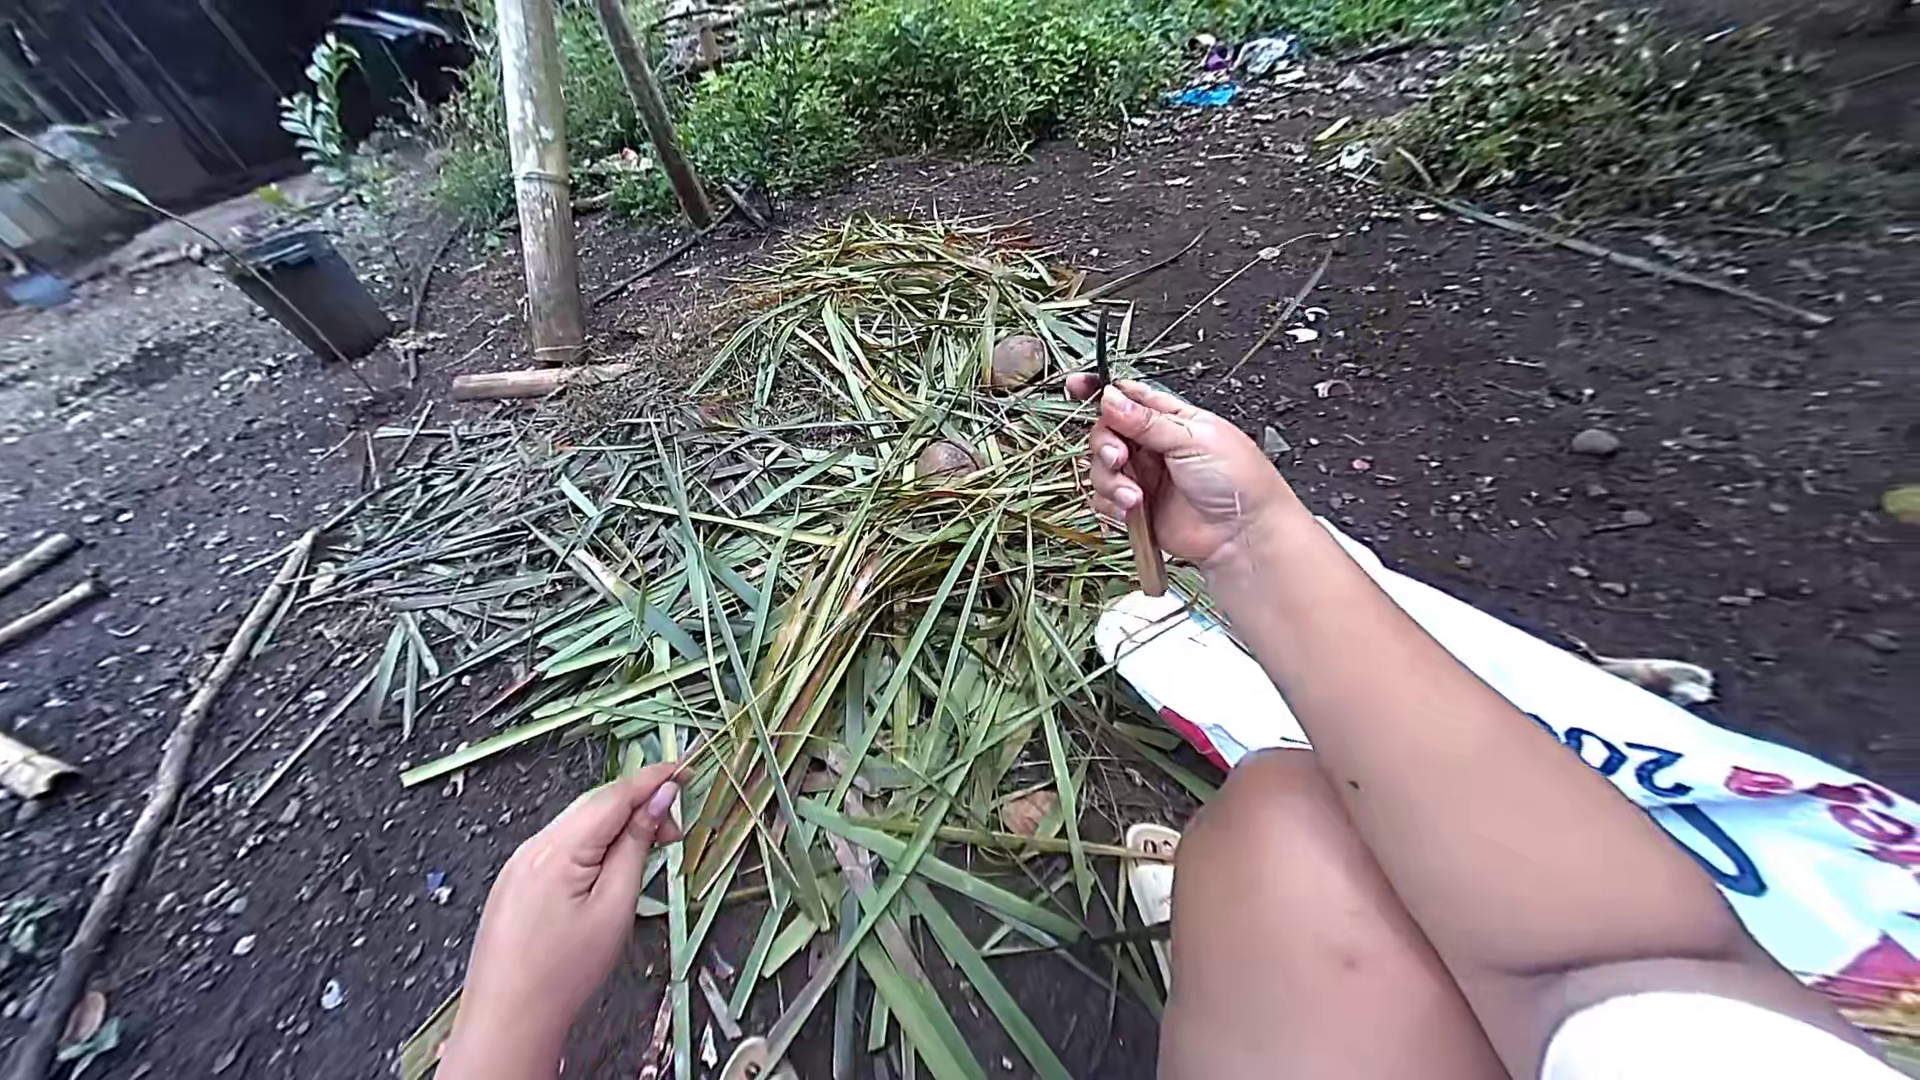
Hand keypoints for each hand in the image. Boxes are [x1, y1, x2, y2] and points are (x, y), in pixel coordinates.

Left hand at [439, 764, 683, 1079]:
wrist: (505, 1029)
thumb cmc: (564, 974)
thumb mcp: (616, 903)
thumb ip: (638, 842)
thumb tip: (661, 797)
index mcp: (556, 851)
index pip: (615, 794)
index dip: (654, 778)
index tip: (685, 771)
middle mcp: (532, 847)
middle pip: (598, 803)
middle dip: (641, 804)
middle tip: (674, 830)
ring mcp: (520, 862)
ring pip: (582, 819)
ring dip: (621, 822)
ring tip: (650, 846)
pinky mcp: (517, 879)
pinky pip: (565, 840)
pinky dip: (597, 838)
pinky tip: (615, 858)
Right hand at [1066, 375, 1301, 575]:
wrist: (1240, 534)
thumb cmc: (1237, 480)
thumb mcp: (1193, 438)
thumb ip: (1146, 420)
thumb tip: (1110, 398)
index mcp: (1168, 419)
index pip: (1126, 396)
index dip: (1098, 390)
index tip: (1075, 386)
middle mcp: (1150, 446)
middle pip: (1104, 433)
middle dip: (1105, 444)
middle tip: (1119, 457)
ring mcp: (1140, 476)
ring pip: (1100, 468)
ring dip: (1111, 480)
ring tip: (1135, 494)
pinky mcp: (1132, 506)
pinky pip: (1103, 499)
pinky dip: (1112, 503)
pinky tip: (1133, 508)